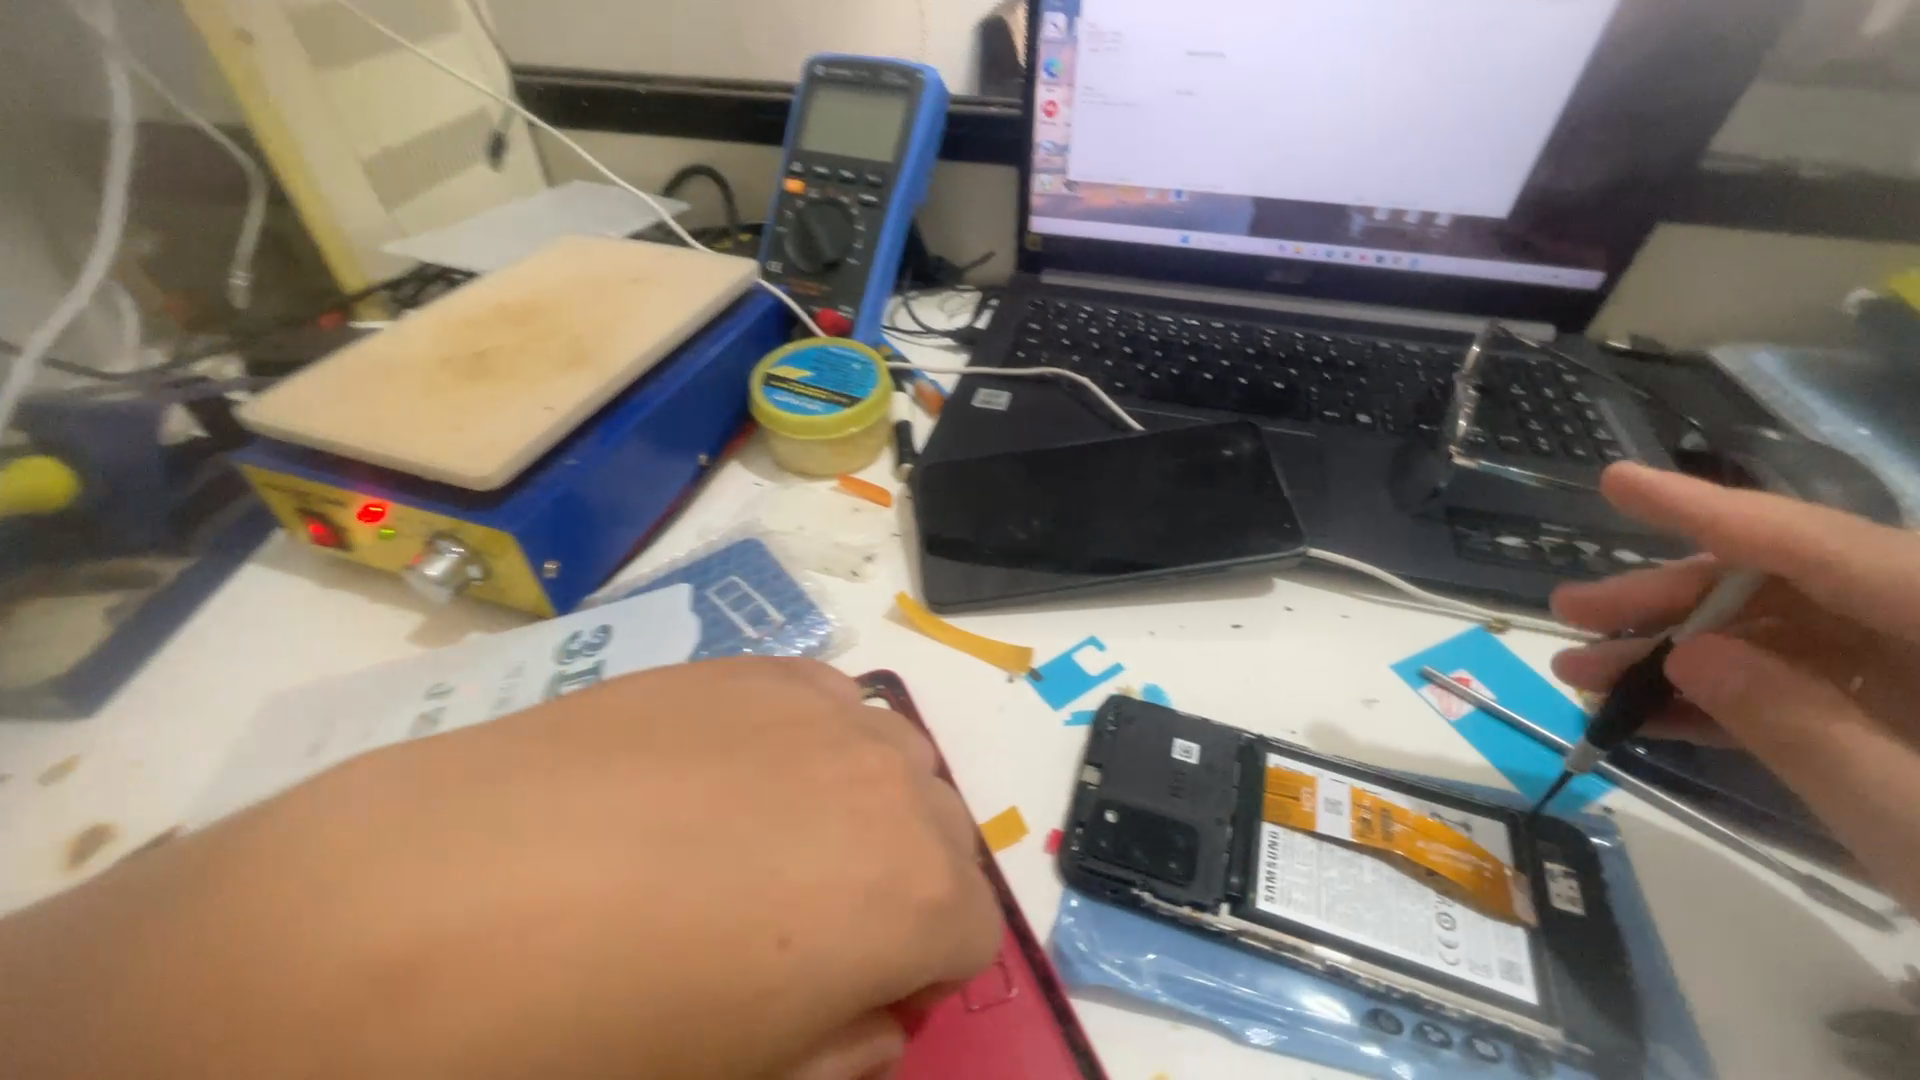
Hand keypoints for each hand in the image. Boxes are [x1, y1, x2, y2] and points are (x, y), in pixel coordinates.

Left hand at [0, 658, 1002, 1079]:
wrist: (424, 903)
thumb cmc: (594, 1035)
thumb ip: (841, 1051)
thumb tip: (872, 1014)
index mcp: (916, 893)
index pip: (971, 936)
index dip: (915, 978)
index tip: (848, 998)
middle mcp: (894, 779)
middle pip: (943, 833)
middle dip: (899, 884)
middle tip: (801, 925)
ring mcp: (820, 707)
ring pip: (890, 759)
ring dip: (857, 805)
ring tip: (758, 844)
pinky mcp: (748, 665)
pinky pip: (824, 704)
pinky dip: (805, 745)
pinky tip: (719, 779)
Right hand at [1551, 463, 1919, 912]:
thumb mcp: (1919, 826)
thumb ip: (1804, 732)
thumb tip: (1690, 655)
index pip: (1831, 551)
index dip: (1715, 512)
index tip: (1616, 483)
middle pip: (1797, 589)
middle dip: (1675, 600)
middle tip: (1572, 612)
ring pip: (1790, 637)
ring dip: (1683, 654)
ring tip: (1584, 673)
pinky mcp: (1918, 716)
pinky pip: (1812, 687)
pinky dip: (1730, 699)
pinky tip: (1649, 714)